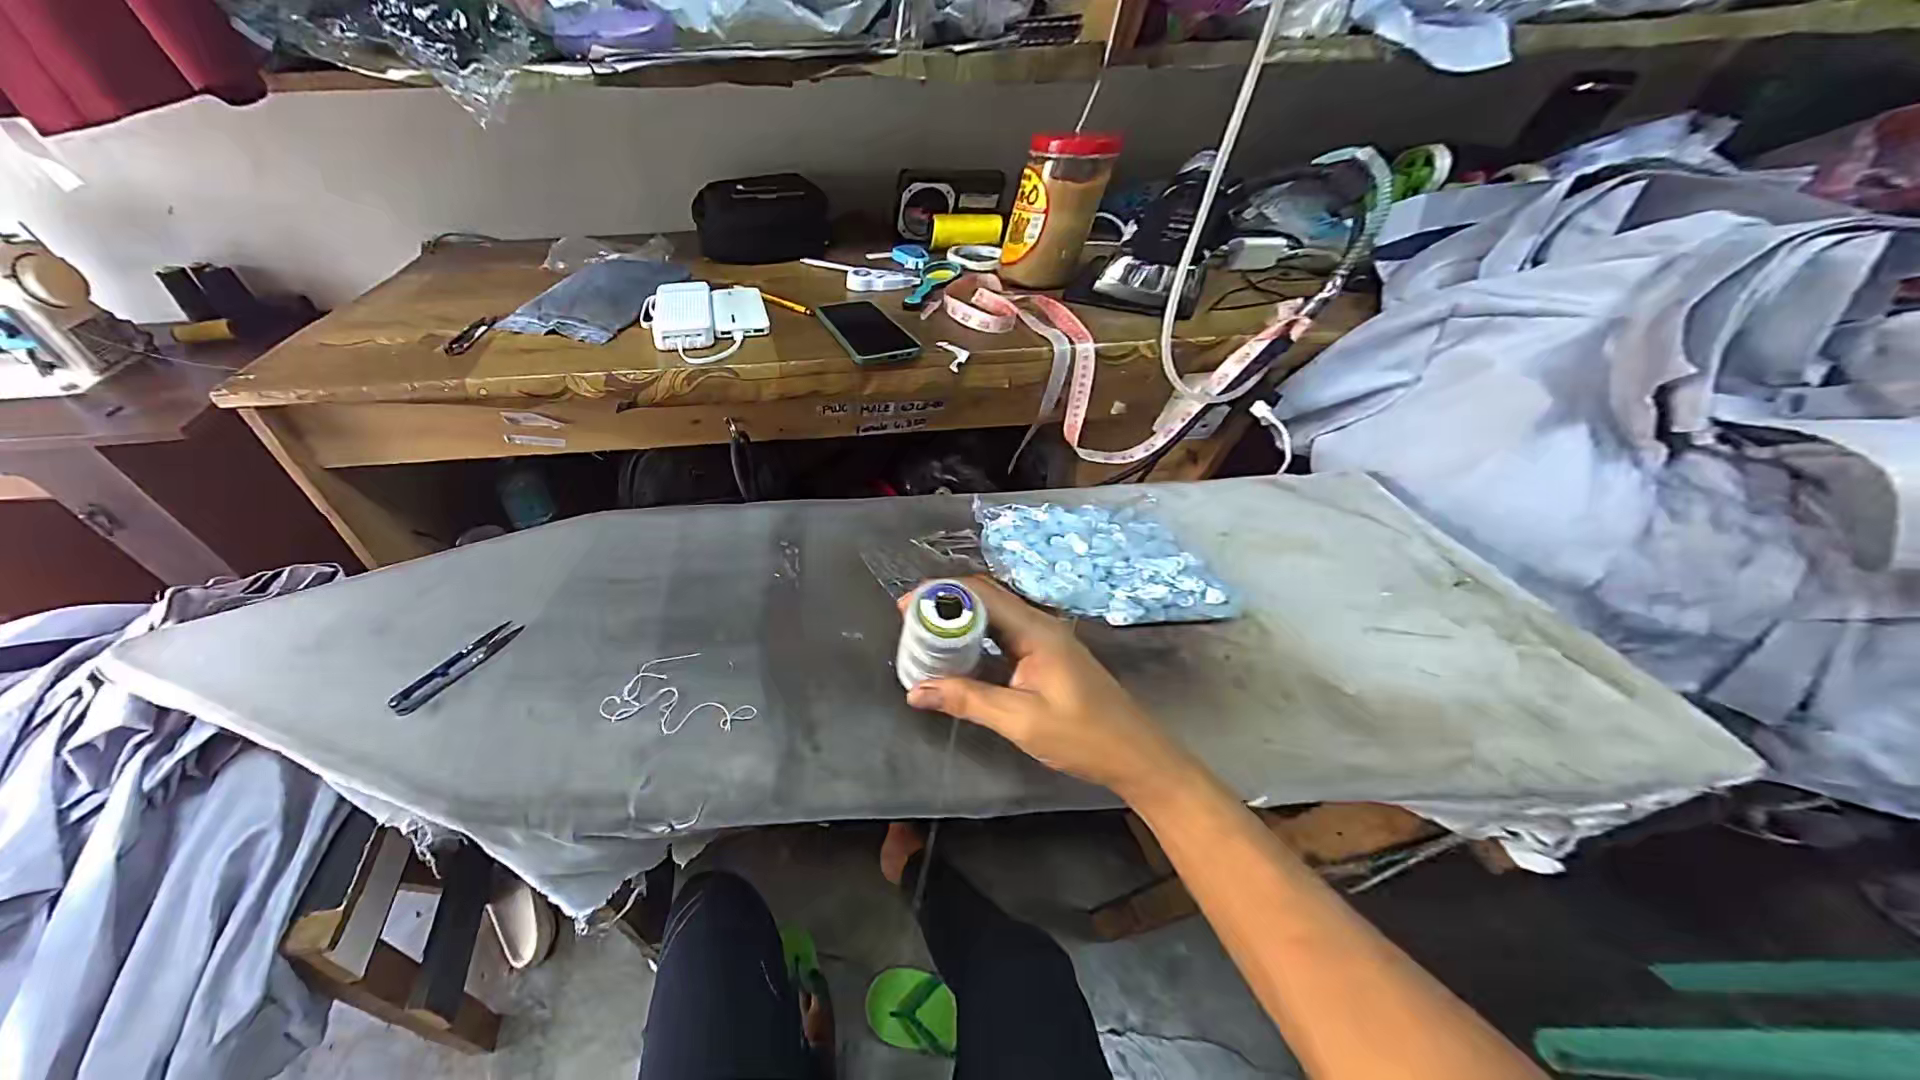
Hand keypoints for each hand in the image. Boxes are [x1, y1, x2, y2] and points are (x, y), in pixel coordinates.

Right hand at [899, 576, 1196, 800]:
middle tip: (910, 620)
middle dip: (947, 603)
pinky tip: (958, 654)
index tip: (906, 606)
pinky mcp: (1047, 656)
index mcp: (1037, 631)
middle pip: (988, 598)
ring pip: (996, 615)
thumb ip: (968, 700)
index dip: (942, 594)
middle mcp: (1042, 625)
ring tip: (925, 634)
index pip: (983, 595)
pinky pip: (1005, 634)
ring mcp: (1047, 639)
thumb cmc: (1084, 737)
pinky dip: (977, 636)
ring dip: (961, 619)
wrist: (1137, 755)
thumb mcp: (1021, 721)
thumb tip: (917, 690)